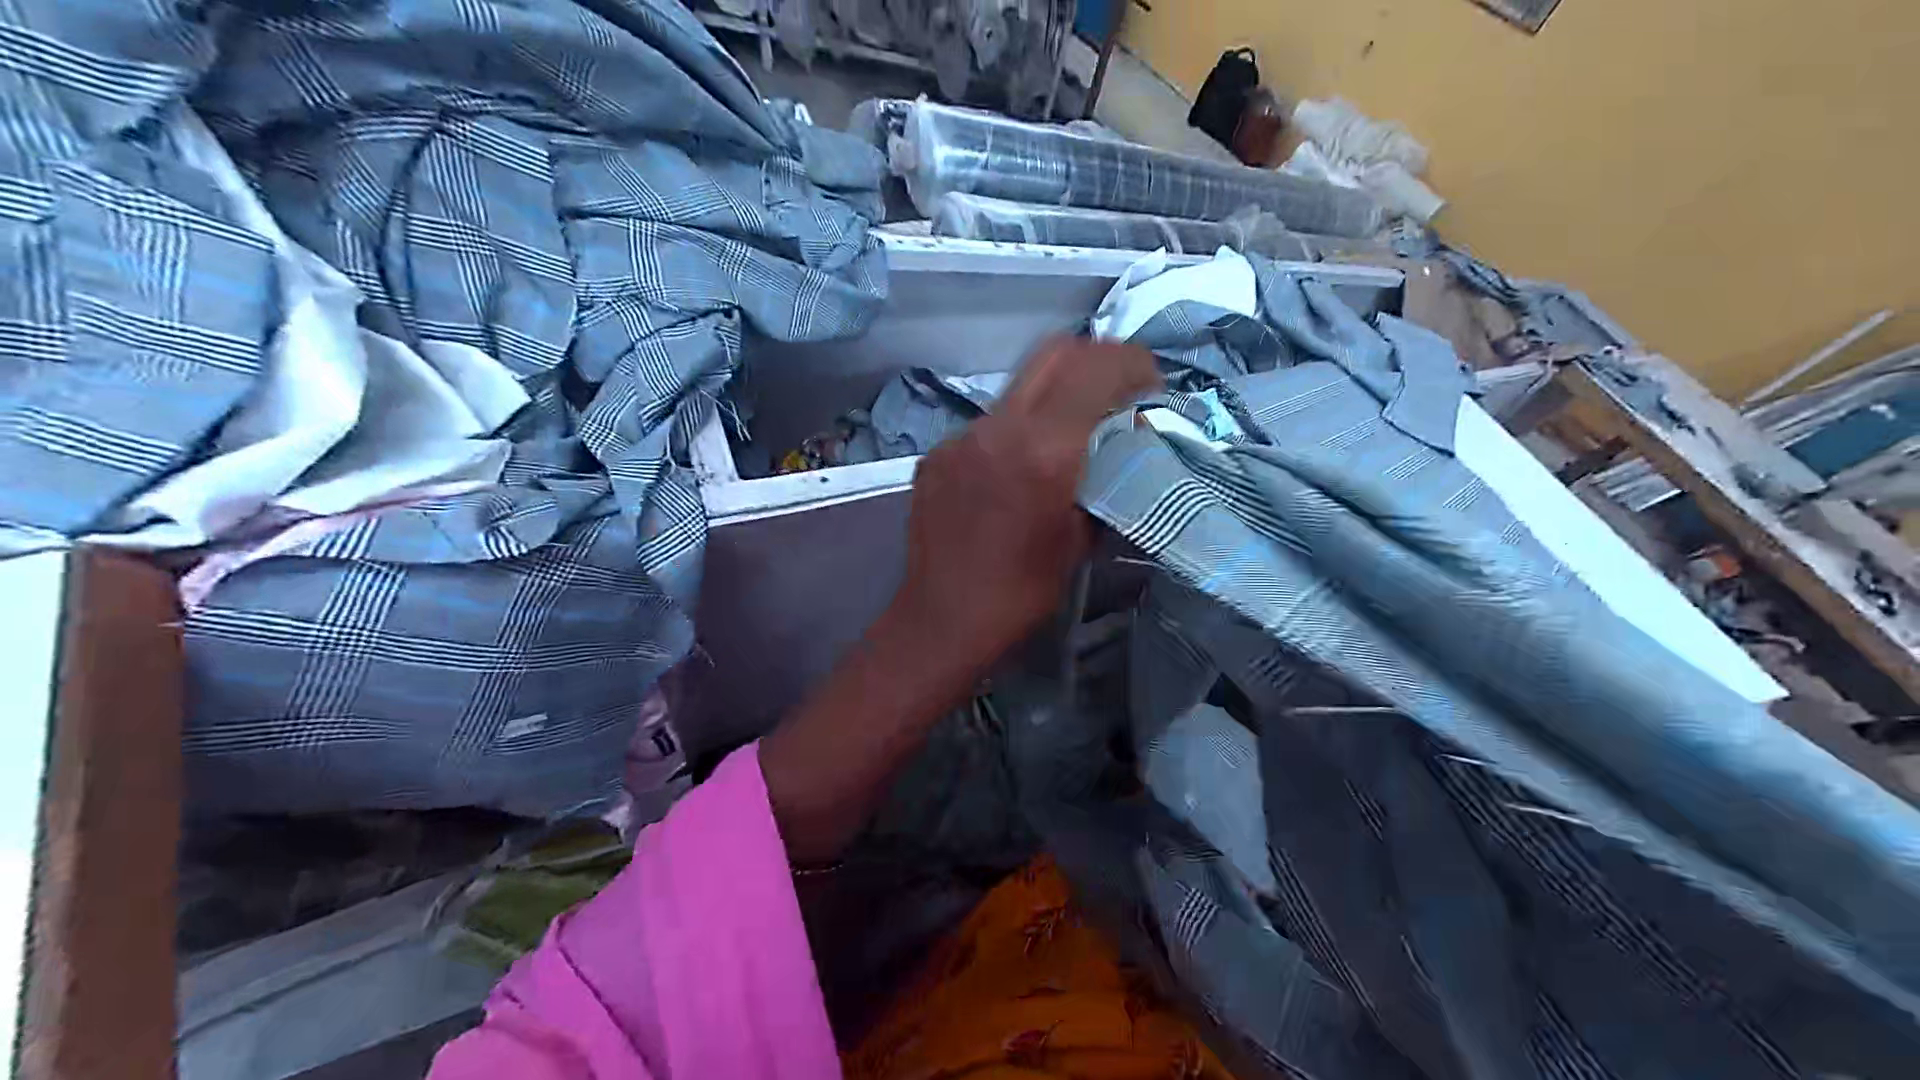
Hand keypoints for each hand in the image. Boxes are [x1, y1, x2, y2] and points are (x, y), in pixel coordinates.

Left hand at [885, 336, 1162, 680]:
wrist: (942, 620)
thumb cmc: (1021, 592)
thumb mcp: (1080, 539)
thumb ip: (1107, 480)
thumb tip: (1123, 447)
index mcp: (1041, 450)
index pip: (1095, 368)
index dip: (1132, 363)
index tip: (1149, 383)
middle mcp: (996, 428)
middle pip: (1053, 353)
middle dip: (1093, 360)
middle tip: (1114, 391)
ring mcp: (959, 437)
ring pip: (1017, 390)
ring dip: (1050, 398)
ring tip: (1064, 438)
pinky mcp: (934, 455)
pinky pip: (985, 425)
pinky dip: (1012, 432)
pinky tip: (1013, 474)